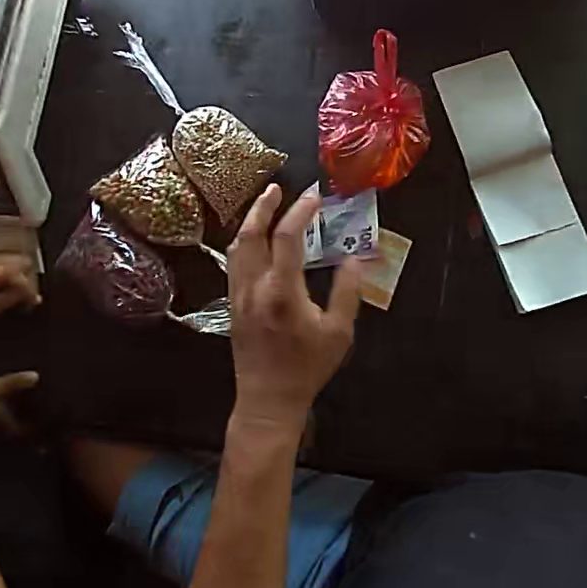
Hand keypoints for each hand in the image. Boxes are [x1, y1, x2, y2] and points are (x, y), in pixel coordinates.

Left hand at [0, 253, 40, 330]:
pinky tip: (11, 285)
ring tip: (19, 292)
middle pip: (18, 261)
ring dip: (22, 275)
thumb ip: (7, 299)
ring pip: (17, 259)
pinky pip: (11, 261)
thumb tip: (33, 295)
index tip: (33, 300)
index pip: (13, 272)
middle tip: (26, 296)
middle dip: (26, 278)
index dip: (27, 285)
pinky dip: (16, 272)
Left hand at [227, 185, 360, 426]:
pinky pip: (234, 263)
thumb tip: (354, 258)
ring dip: (250, 222)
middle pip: (250, 235)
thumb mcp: (339, 332)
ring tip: (265, 206)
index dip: (300, 212)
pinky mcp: (232, 305)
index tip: (314, 198)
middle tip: (276, 188)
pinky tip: (254, 240)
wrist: (269, 399)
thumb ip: (347, 291)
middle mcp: (254, 288)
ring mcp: (238, 296)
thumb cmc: (308, 367)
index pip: (287, 239)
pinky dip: (244, 243)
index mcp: (282, 292)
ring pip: (236, 248)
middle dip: (263, 206)